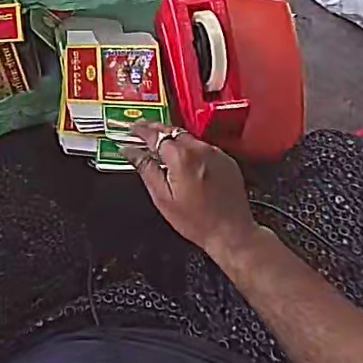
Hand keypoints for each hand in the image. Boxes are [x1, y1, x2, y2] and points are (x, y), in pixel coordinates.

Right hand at [126, 121, 261, 256]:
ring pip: (188, 138)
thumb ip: (146, 169)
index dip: (140, 130)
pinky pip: (203, 147)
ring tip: (160, 147)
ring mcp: (216, 153)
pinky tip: (183, 160)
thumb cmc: (197, 221)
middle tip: (142, 132)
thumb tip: (131, 152)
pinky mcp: (226, 160)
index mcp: (182, 157)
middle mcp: (201, 150)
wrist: (231, 232)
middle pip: (172, 131)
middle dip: (155, 130)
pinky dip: (189, 149)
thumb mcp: (162, 197)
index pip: (155, 134)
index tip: (132, 129)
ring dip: (172, 139)